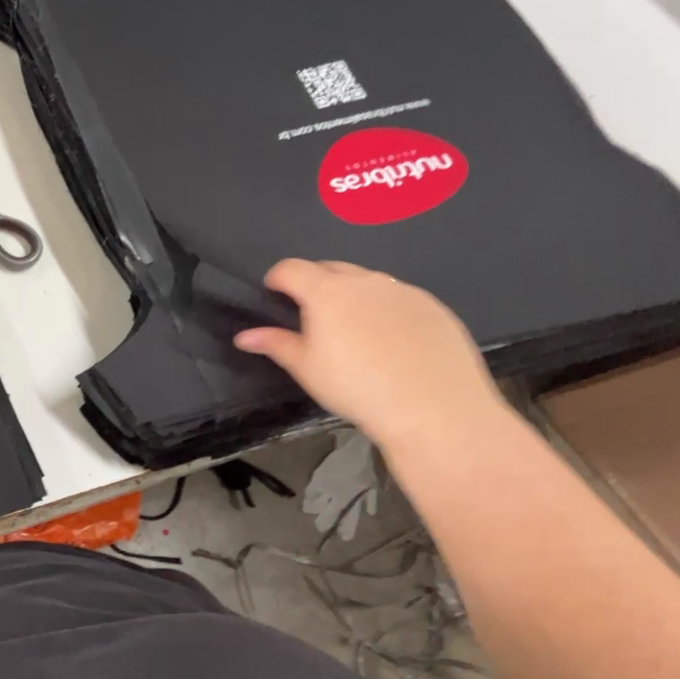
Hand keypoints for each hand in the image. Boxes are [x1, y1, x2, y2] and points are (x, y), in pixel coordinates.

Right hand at [233, 259, 510, 450]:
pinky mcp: (435, 307)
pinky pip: (400, 297)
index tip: (274, 297)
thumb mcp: (306, 369)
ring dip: (352, 294)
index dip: (277, 279)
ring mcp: (404, 292)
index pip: (291, 268)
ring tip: (353, 330)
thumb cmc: (357, 387)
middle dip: (314, 283)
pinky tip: (391, 341)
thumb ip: (275, 344)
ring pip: (368, 281)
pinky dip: (386, 308)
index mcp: (327, 292)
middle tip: (312, 317)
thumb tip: (244, 336)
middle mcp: (366, 282)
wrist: (435, 410)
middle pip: (330, 268)